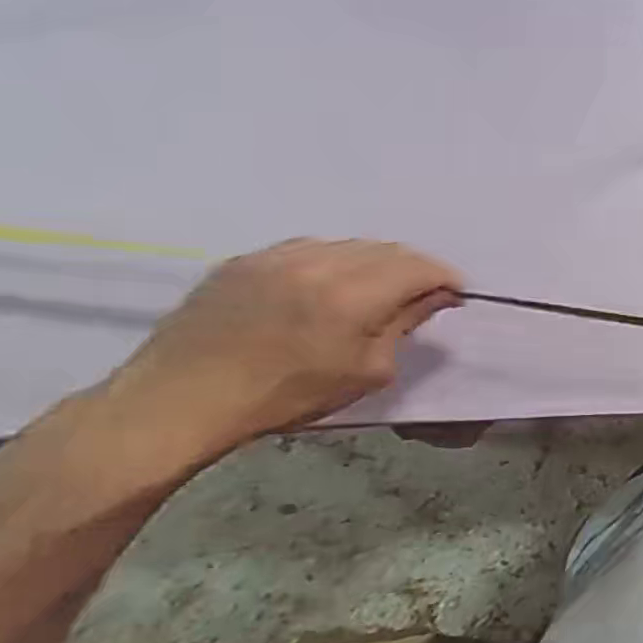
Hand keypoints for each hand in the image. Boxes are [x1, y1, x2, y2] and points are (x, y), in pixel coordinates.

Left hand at [100, 239, 462, 456]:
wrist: (186, 397)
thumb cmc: (289, 395)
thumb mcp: (367, 371)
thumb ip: (404, 325)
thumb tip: (434, 297)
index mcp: (353, 295)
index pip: (417, 268)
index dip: (444, 277)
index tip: (456, 294)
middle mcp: (319, 262)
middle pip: (387, 250)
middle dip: (414, 268)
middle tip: (424, 294)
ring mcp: (278, 255)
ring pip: (348, 245)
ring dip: (376, 262)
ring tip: (378, 290)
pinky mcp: (246, 259)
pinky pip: (309, 248)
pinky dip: (335, 261)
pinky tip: (330, 285)